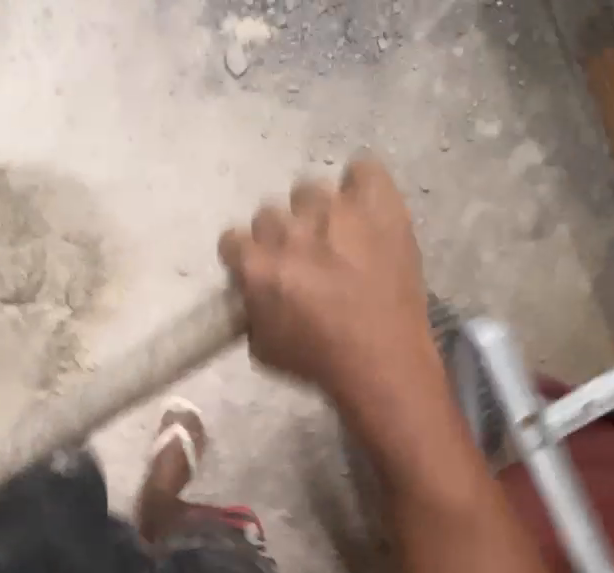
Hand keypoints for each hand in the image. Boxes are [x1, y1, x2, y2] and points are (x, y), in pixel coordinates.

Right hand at [218, 157, 443, 418]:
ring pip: (310, 191)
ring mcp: (335, 211)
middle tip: (300, 259)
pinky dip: (360, 186)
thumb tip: (253, 294)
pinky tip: (363, 210)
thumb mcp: (263, 347)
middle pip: (269, 214)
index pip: (232, 240)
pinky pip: (362, 170)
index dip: (244, 255)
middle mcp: (290, 230)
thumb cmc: (317, 362)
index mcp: (257, 266)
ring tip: (335, 238)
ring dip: (316, 214)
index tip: (257, 268)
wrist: (381, 360)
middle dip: (280, 236)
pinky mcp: (377, 203)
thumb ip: (251, 310)